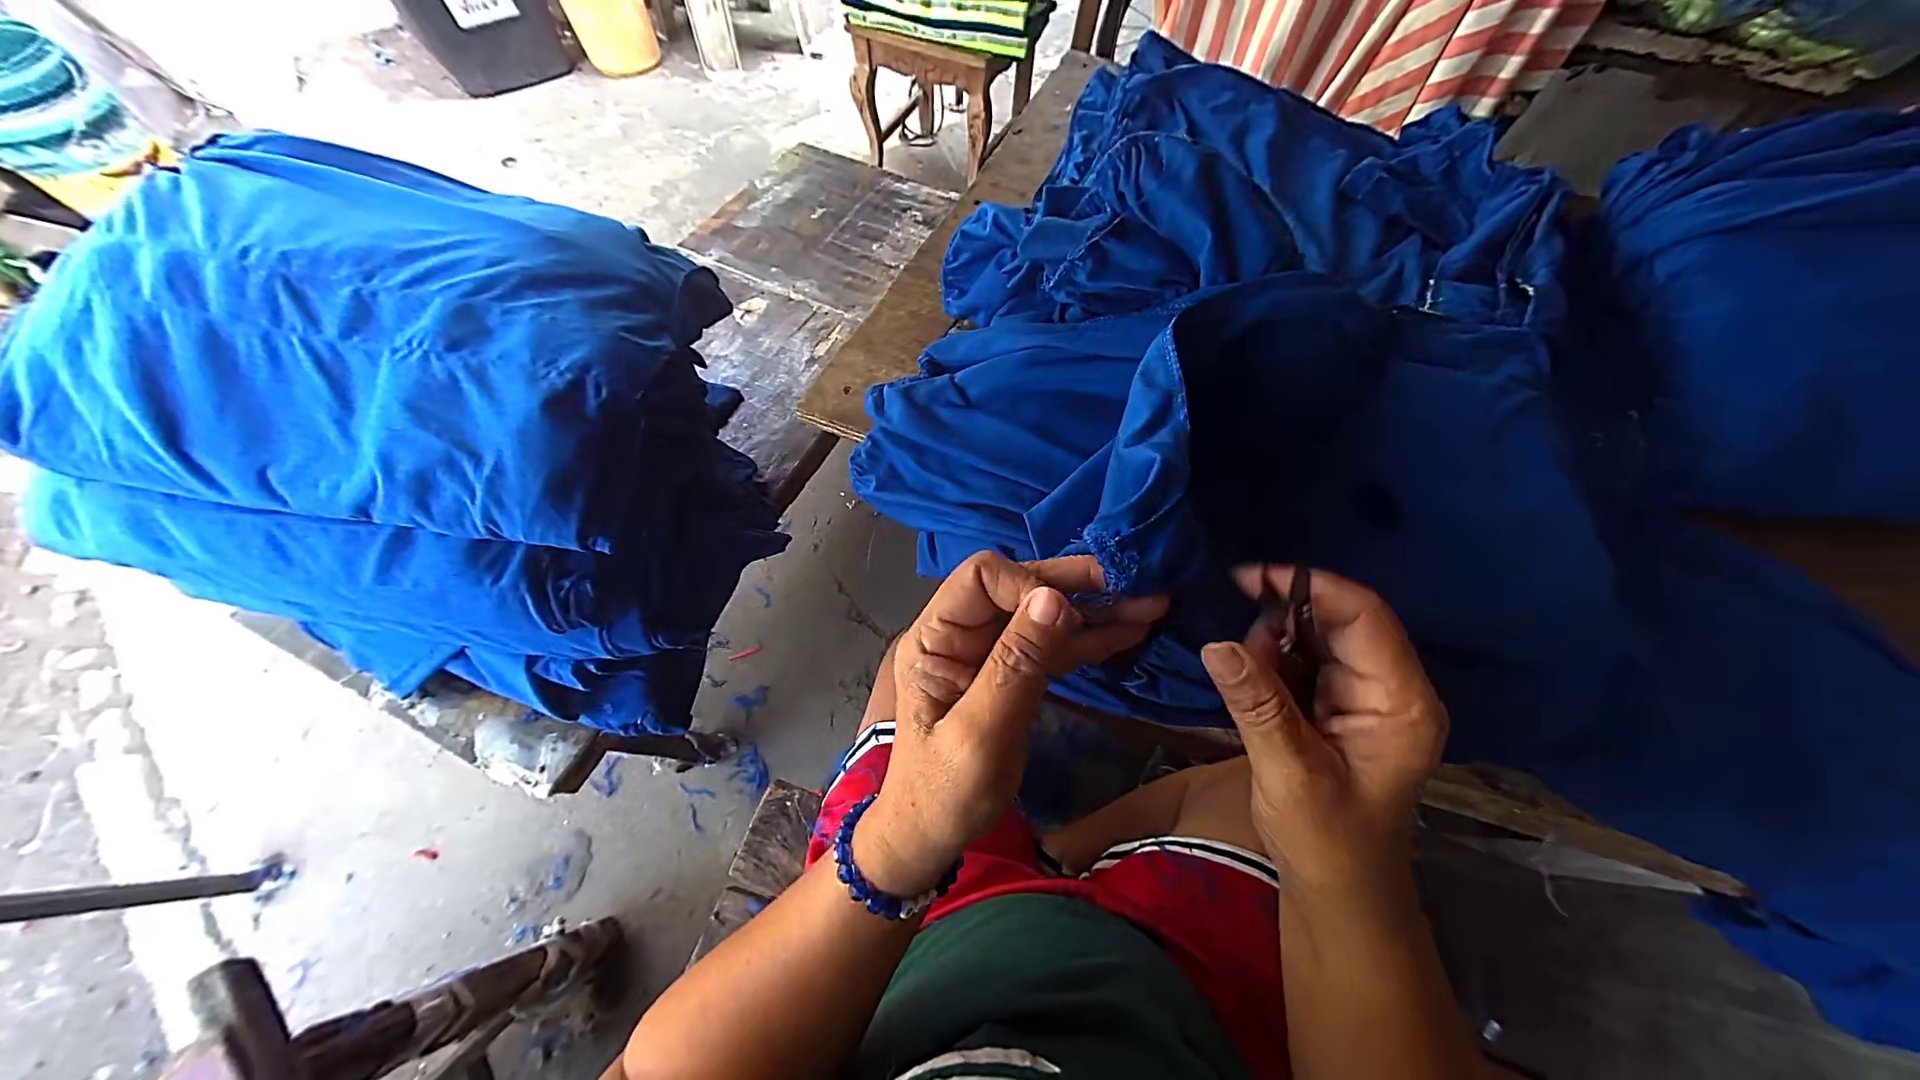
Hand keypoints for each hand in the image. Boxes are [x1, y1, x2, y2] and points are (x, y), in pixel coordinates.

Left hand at [855, 553, 1168, 894]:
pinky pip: (1052, 645)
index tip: (1072, 611)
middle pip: (1019, 587)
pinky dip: (1089, 639)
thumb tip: (1054, 597)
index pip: (982, 578)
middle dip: (1075, 584)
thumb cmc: (944, 793)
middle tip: (1133, 583)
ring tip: (1149, 605)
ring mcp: (987, 652)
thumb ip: (1016, 665)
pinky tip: (1128, 633)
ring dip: (1093, 609)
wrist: (933, 834)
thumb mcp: (980, 733)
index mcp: (935, 637)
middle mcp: (960, 633)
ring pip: (1042, 614)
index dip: (1029, 584)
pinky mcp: (1011, 673)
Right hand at [1200, 566, 1446, 895]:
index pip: (1364, 616)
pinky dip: (1270, 661)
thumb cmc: (1327, 839)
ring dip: (1270, 644)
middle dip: (1281, 622)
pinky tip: (1252, 686)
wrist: (1336, 885)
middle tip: (1241, 652)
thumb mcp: (1288, 773)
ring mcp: (1364, 693)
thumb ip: (1256, 705)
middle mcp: (1390, 687)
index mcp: (1401, 701)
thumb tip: (1216, 644)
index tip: (1249, 578)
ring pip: (1314, 635)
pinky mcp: (1337, 702)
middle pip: (1337, 620)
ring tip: (1246, 686)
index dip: (1310, 587)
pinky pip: (1301, 659)